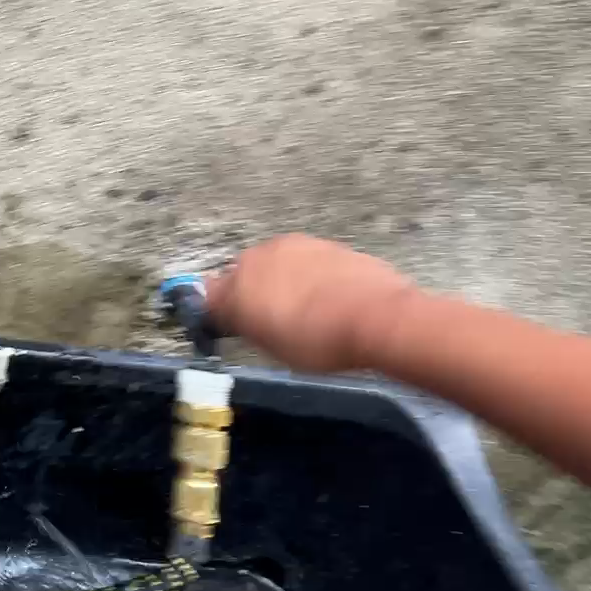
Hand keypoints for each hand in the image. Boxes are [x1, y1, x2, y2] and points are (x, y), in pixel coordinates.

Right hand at [204, 234, 419, 373]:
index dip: (221, 310)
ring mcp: (297, 245)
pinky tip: (330, 300)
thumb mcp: (268, 346)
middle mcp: (260, 255)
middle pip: (245, 273)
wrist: (379, 318)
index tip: (235, 325)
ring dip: (283, 281)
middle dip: (253, 291)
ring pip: (278, 264)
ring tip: (307, 311)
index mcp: (237, 282)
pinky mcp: (328, 245)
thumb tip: (229, 314)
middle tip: (273, 320)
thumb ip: (242, 323)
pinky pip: (309, 262)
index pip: (212, 293)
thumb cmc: (317, 340)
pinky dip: (312, 277)